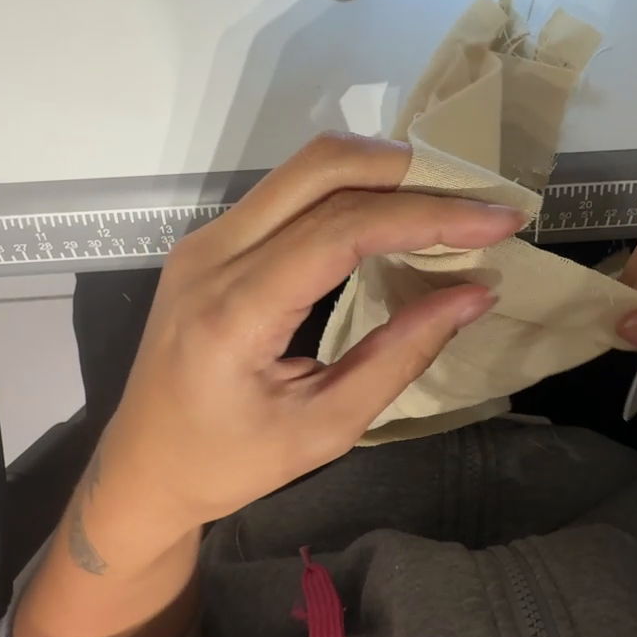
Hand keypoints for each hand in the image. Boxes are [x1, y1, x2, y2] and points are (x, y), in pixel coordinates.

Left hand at [15, 133, 521, 636]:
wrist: (139, 469)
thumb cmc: (228, 465)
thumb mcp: (324, 428)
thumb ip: (401, 355)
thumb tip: (475, 293)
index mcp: (233, 310)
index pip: (342, 229)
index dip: (427, 216)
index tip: (497, 220)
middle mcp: (212, 253)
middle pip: (320, 168)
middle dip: (408, 171)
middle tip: (474, 197)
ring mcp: (206, 238)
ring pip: (304, 167)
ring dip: (382, 172)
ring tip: (447, 201)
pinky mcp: (212, 238)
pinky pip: (291, 189)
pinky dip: (352, 188)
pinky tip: (394, 212)